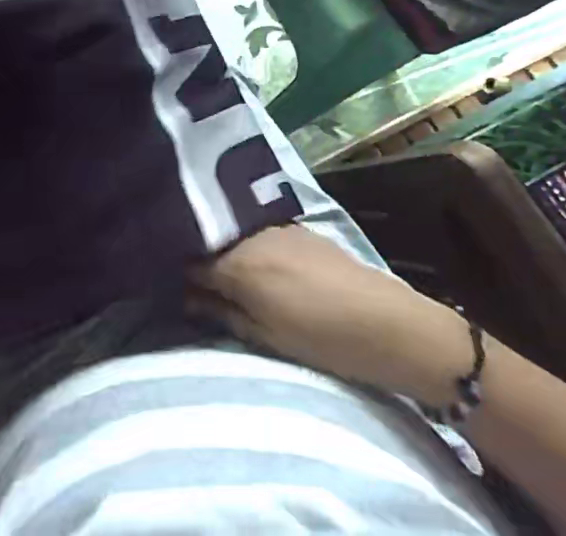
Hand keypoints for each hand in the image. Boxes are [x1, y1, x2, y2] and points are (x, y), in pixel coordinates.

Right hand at [190, 225, 473, 404]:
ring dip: (225, 248)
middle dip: (199, 257)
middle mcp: (248, 236)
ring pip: (233, 234)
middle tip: (199, 282)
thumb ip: (219, 311)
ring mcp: (274, 227)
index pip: (188, 262)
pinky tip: (260, 262)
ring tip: (229, 271)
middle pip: (209, 241)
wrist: (391, 324)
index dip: (176, 275)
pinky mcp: (297, 226)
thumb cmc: (323, 340)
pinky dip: (249, 244)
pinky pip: (257, 231)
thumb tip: (185, 298)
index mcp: (235, 265)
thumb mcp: (263, 336)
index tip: (174, 286)